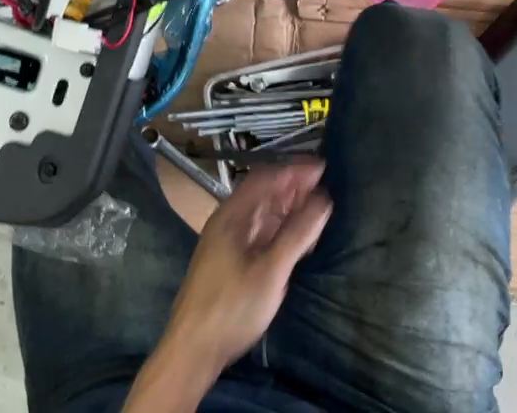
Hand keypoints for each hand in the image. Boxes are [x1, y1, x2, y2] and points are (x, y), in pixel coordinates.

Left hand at [159, 161, 333, 375]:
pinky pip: (259, 231)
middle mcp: (227, 221)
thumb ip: (297, 235)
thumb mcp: (270, 271)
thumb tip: (323, 200)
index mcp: (232, 215)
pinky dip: (279, 227)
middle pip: (262, 192)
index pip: (265, 178)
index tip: (322, 168)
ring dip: (287, 206)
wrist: (193, 348)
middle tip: (323, 185)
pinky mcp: (230, 260)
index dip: (294, 169)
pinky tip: (295, 236)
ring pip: (261, 213)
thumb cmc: (231, 306)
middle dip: (293, 186)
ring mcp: (227, 241)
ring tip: (315, 207)